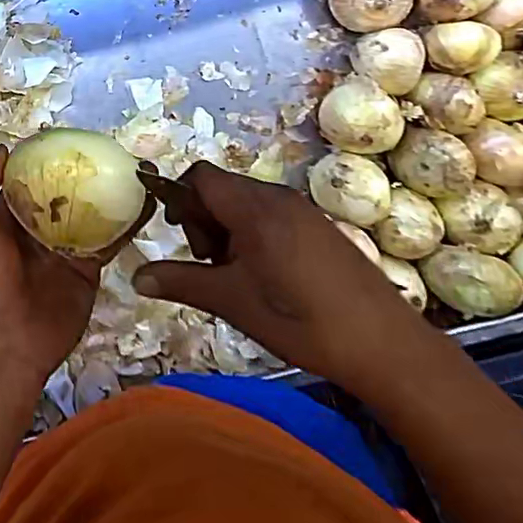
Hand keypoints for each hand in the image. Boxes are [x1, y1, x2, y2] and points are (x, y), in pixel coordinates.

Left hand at [0, 148, 153, 387]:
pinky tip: (148, 202)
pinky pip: (111, 239)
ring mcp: (68, 243)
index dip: (51, 154)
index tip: (76, 135)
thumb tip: (3, 148)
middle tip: (116, 148)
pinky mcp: (90, 265)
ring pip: (94, 209)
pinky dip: (129, 221)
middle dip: (88, 170)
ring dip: (114, 191)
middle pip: (69, 188)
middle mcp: (42, 223)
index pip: (33, 174)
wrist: (7, 344)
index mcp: (11, 212)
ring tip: (140, 169)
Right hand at [132, 161, 422, 384]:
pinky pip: (271, 214)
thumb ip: (181, 281)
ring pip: (245, 203)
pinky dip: (254, 235)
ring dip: (228, 230)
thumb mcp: (232, 302)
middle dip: (204, 220)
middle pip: (221, 188)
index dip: (181, 200)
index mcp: (253, 207)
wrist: (386, 346)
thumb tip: (136, 277)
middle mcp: (277, 196)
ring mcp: (301, 209)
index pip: (200, 176)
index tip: (182, 239)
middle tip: (213, 266)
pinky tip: (269, 278)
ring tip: (240, 277)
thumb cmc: (300, 321)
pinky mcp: (318, 225)